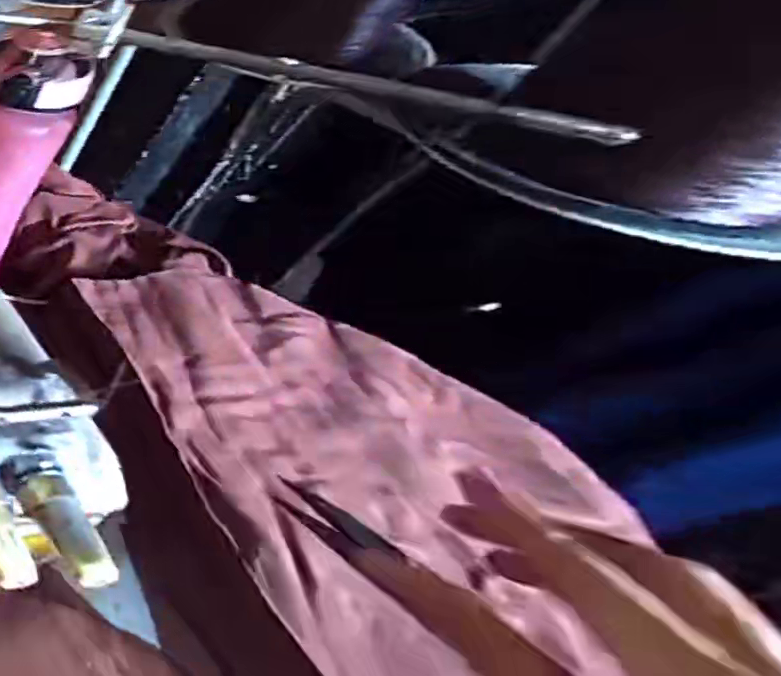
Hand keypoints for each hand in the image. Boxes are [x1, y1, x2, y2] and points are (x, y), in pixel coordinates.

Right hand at [445, 471, 780, 675]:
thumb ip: (488, 642)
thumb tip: (390, 563)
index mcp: (681, 655)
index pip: (584, 567)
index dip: (517, 519)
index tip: (463, 475)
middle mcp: (744, 653)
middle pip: (653, 568)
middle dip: (563, 538)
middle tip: (485, 531)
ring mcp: (772, 663)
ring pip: (700, 591)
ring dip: (612, 565)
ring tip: (543, 569)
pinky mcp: (770, 668)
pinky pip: (727, 622)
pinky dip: (662, 600)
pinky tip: (628, 616)